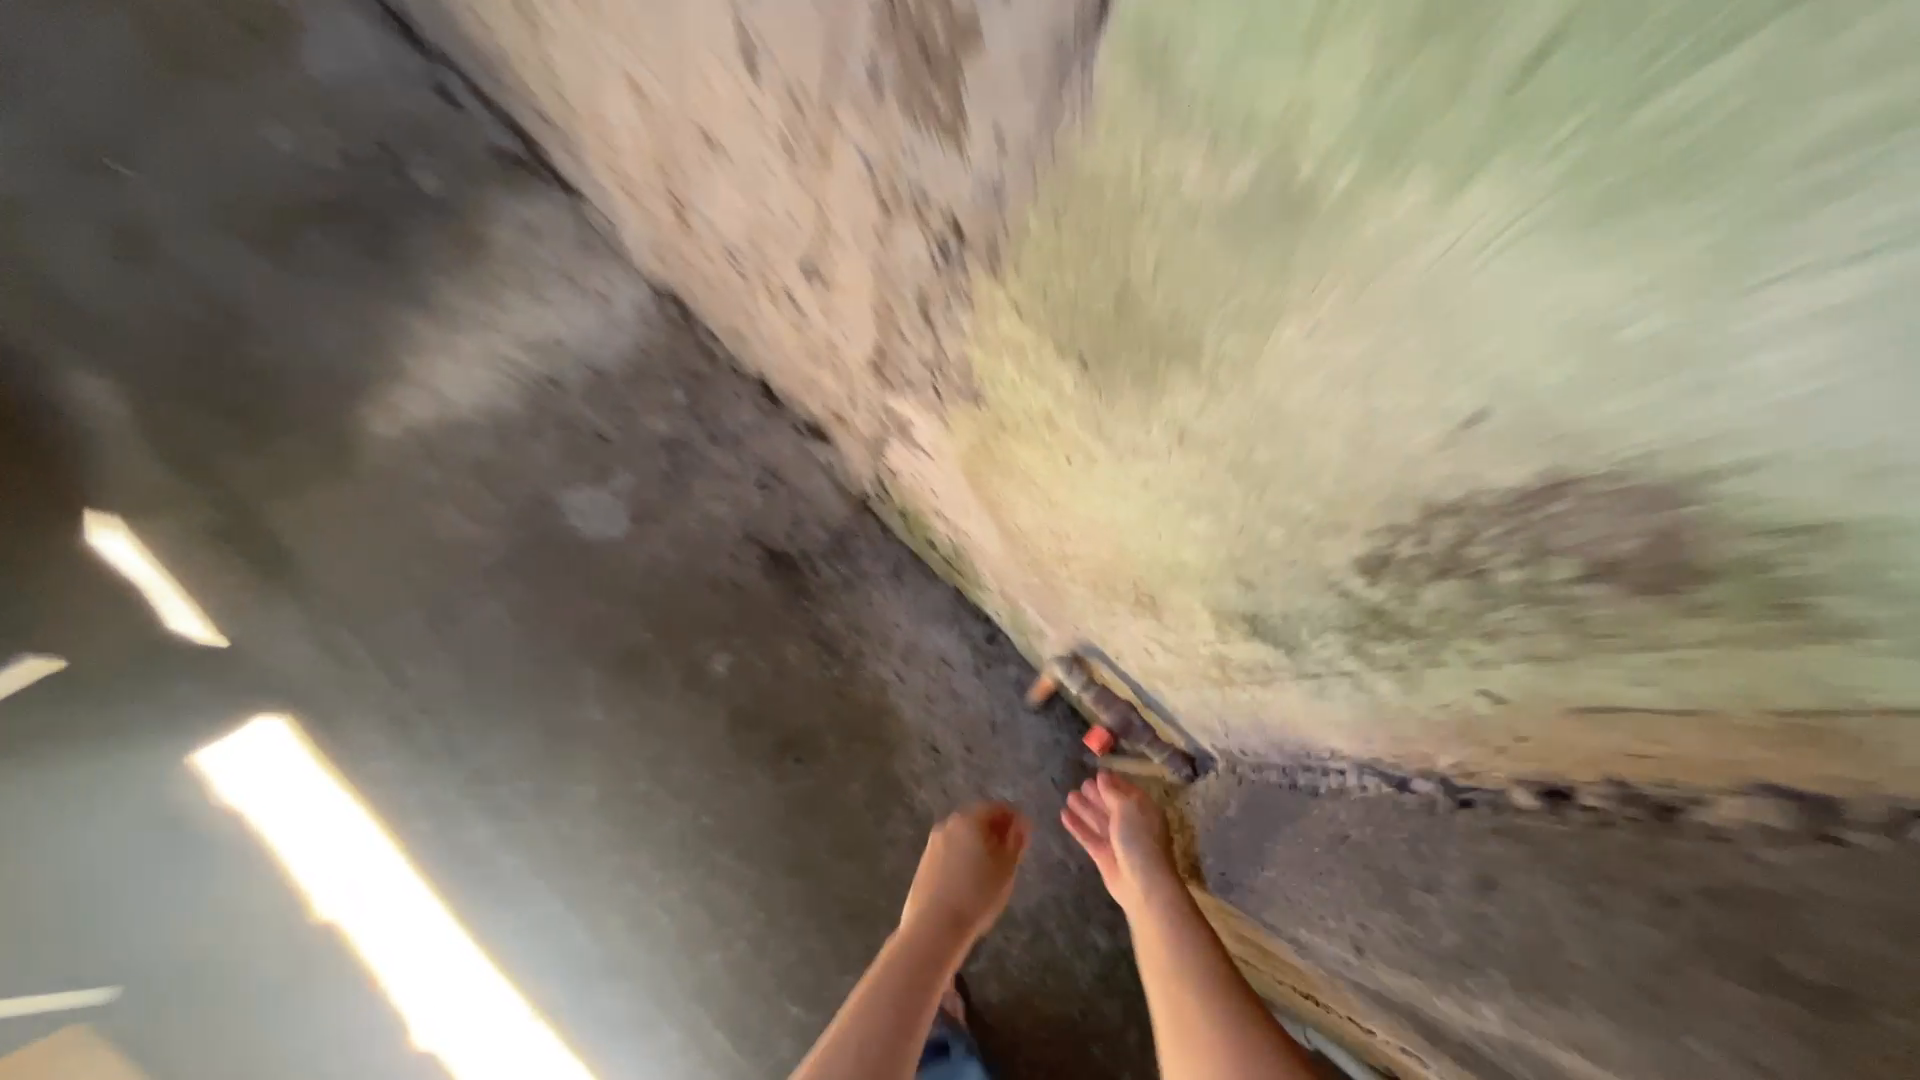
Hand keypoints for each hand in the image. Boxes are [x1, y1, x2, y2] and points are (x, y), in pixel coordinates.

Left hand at [901, 802, 1030, 944]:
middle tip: (1011, 853)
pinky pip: (950, 851)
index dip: (1015, 819)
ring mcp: (933, 843)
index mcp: (969, 819)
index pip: (997, 807)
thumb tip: (1021, 823)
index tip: (1025, 837)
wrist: (933, 927)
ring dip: (979, 844)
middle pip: (977, 819)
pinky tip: (970, 880)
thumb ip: (1016, 841)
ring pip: (962, 835)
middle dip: (996, 831)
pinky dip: (963, 857)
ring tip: (992, 869)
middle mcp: (948, 824)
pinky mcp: (924, 863)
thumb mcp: (1007, 868)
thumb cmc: (978, 895)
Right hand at [1061, 772, 1179, 915]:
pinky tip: (1064, 815)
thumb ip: (1112, 792)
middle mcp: (1131, 824)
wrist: (1142, 884)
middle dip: (1097, 794)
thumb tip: (1102, 775)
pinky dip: (1077, 826)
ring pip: (1098, 820)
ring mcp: (1117, 840)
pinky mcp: (1103, 855)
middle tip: (1081, 783)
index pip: (1127, 791)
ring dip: (1084, 808)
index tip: (1097, 772)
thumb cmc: (1139, 839)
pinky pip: (1088, 836)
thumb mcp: (1128, 808)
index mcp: (1143, 810)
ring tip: (1069, 795)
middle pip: (1111, 805)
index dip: (1113, 782)